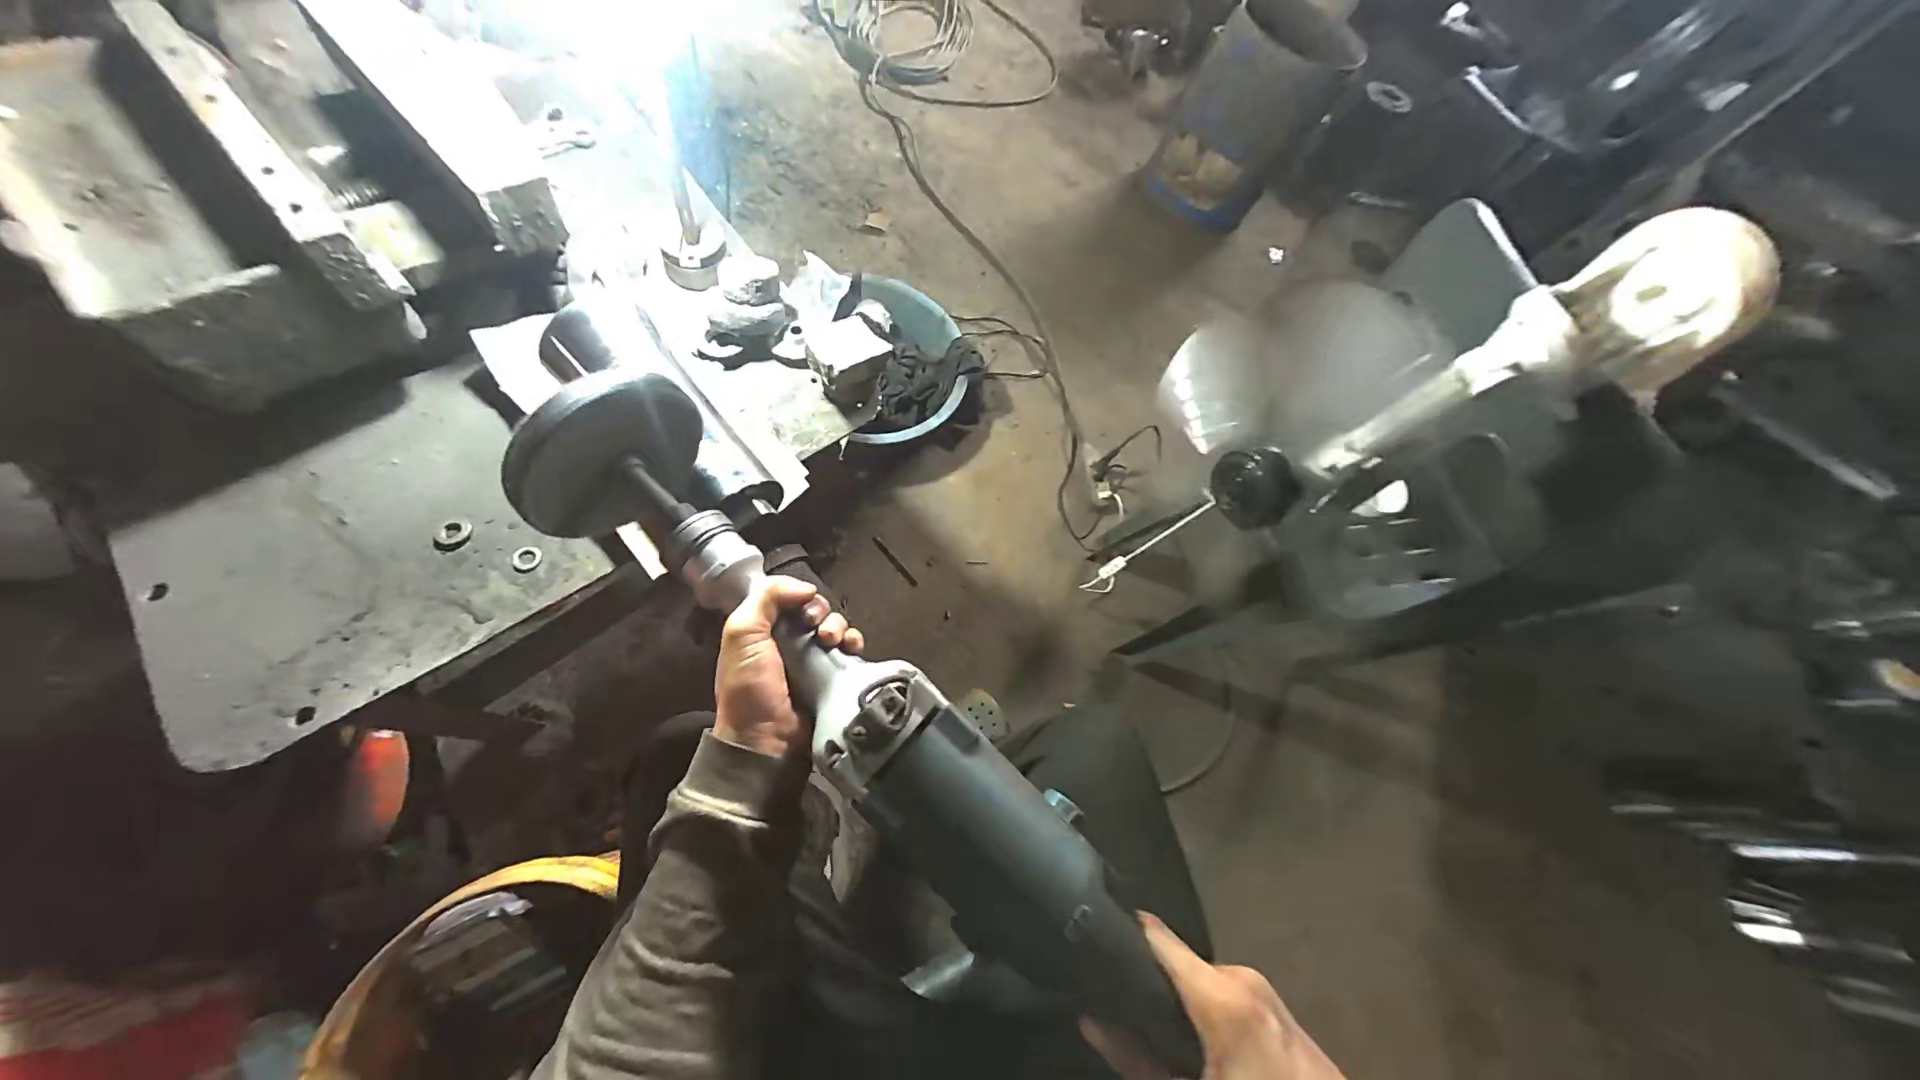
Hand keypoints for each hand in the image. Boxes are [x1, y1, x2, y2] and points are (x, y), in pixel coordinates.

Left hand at [714, 575, 864, 759]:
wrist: (768, 741)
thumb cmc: (749, 689)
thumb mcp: (741, 635)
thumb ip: (766, 599)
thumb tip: (806, 587)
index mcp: (762, 630)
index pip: (789, 598)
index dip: (799, 596)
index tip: (802, 608)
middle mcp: (788, 642)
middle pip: (815, 610)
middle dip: (821, 612)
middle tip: (816, 629)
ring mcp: (812, 660)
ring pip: (835, 627)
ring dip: (839, 627)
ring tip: (832, 642)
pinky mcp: (833, 677)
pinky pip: (850, 650)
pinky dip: (854, 643)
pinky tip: (851, 648)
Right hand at [1081, 914, 1346, 1079]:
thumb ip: (1136, 1058)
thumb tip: (1091, 1023)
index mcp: (1221, 992)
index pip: (1153, 932)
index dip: (1120, 934)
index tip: (1095, 944)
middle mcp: (1245, 980)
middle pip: (1179, 965)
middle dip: (1154, 987)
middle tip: (1129, 1016)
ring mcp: (1273, 999)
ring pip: (1207, 987)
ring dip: (1186, 1009)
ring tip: (1172, 1044)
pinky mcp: (1289, 1020)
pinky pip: (1235, 1004)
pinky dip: (1214, 1021)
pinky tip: (1210, 1054)